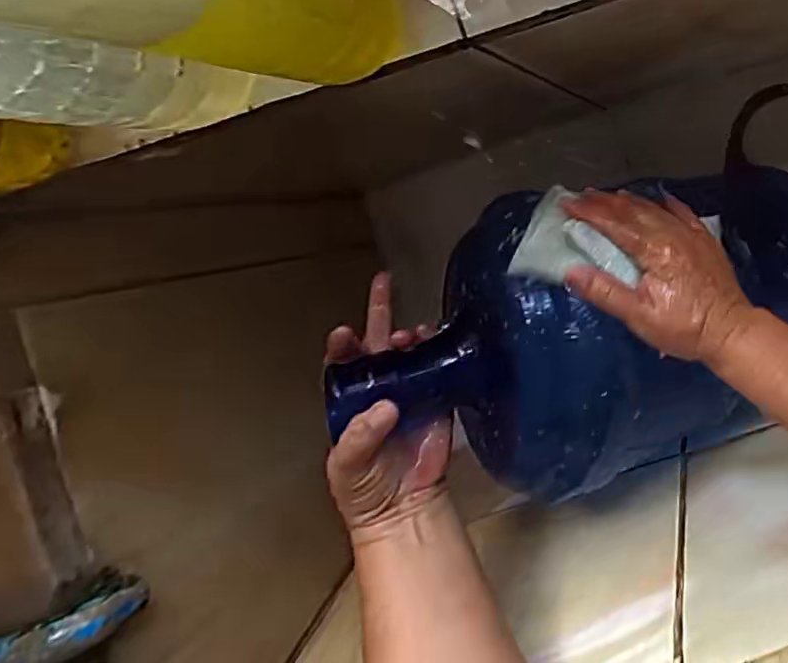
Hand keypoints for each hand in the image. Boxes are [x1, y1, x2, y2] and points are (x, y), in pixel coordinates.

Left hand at [324, 272, 452, 538]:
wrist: (405, 505)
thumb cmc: (365, 489)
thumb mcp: (347, 468)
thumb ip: (359, 438)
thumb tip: (386, 405)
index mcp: (351, 404)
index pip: (345, 366)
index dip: (345, 347)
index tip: (345, 333)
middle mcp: (381, 389)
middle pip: (379, 345)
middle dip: (380, 313)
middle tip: (384, 282)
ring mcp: (412, 391)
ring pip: (412, 352)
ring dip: (412, 337)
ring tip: (413, 333)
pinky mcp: (440, 398)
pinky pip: (443, 368)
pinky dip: (443, 352)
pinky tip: (441, 341)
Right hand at [562, 190, 756, 362]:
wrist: (730, 329)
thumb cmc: (684, 328)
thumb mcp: (639, 316)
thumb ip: (605, 291)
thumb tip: (572, 272)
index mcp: (655, 250)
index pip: (616, 225)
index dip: (590, 213)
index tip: (568, 205)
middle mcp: (674, 235)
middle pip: (634, 212)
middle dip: (605, 202)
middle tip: (582, 196)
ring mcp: (692, 235)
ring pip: (657, 209)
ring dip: (632, 201)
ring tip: (611, 196)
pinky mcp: (706, 241)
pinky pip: (684, 214)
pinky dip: (668, 204)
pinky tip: (662, 198)